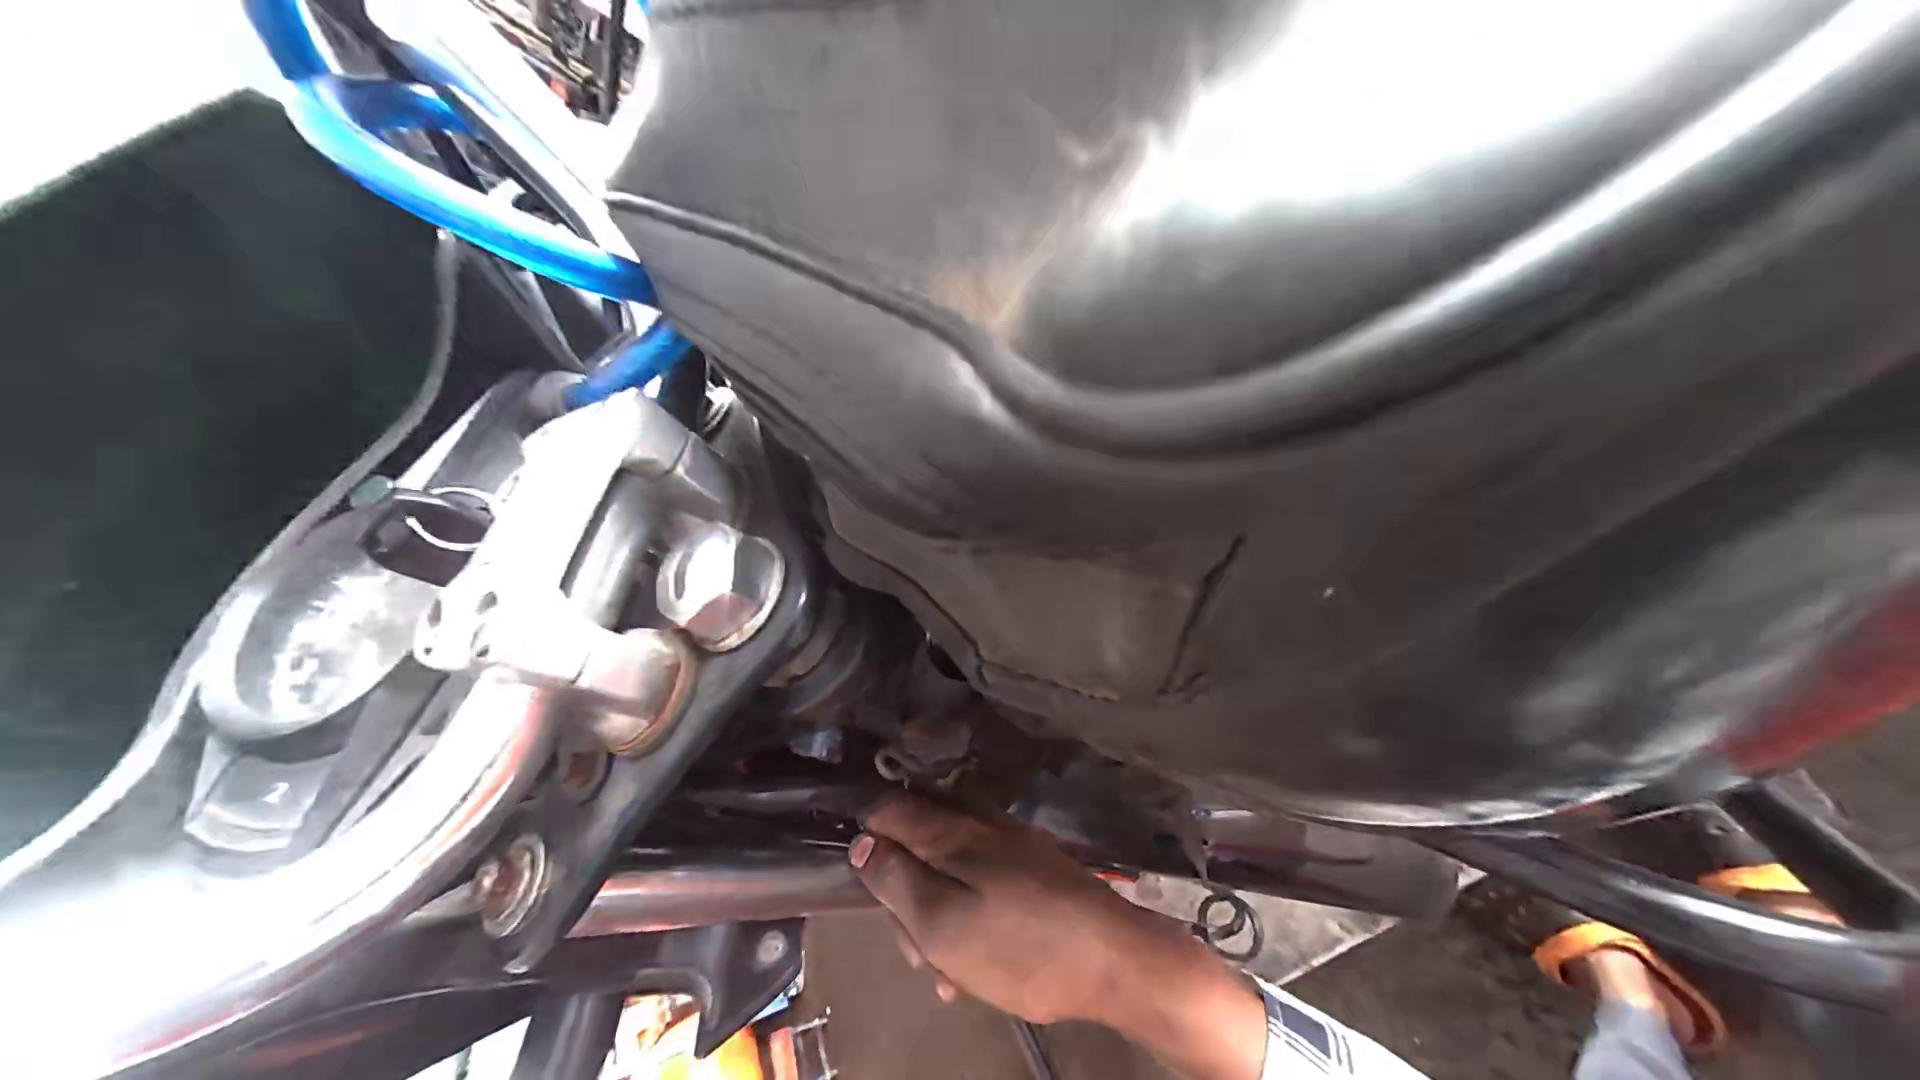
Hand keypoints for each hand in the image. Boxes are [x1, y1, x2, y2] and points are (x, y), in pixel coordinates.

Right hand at [848, 792, 1266, 1079]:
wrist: (1117, 960)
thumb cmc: (1021, 946)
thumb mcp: (943, 925)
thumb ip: (897, 880)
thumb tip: (860, 842)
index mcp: (951, 830)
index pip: (888, 807)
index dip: (865, 837)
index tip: (862, 882)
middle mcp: (977, 823)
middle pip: (915, 843)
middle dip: (904, 894)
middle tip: (915, 951)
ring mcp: (1008, 843)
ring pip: (946, 870)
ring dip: (936, 918)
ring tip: (948, 972)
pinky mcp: (1030, 867)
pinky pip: (979, 883)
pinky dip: (967, 917)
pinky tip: (978, 965)